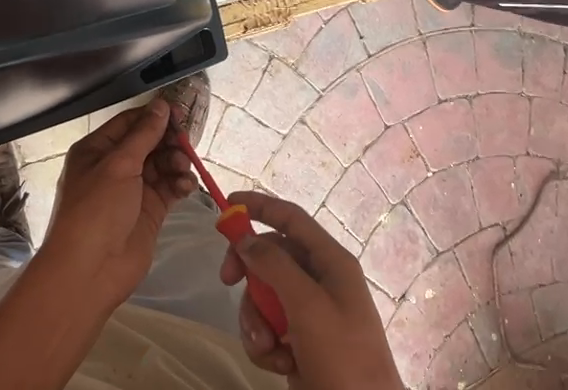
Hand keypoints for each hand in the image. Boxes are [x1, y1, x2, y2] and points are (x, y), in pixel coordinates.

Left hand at [41, 98, 196, 304]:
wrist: (90, 270)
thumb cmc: (96, 209)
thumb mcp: (118, 165)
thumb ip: (144, 135)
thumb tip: (161, 105)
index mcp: (97, 149)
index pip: (129, 123)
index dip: (154, 116)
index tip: (180, 112)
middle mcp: (114, 166)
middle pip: (148, 142)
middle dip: (168, 139)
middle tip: (187, 140)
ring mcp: (132, 189)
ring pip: (161, 164)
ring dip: (175, 161)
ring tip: (183, 168)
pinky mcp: (149, 210)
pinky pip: (169, 188)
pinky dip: (179, 183)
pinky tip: (186, 185)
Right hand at [220, 192, 404, 389]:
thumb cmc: (342, 356)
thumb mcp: (308, 306)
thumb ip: (275, 265)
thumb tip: (246, 239)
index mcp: (331, 262)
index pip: (292, 219)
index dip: (260, 206)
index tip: (228, 204)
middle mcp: (320, 281)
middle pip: (270, 257)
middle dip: (249, 272)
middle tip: (226, 281)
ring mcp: (308, 313)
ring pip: (263, 295)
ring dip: (255, 318)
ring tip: (267, 345)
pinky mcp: (298, 342)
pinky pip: (266, 327)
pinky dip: (264, 344)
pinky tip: (278, 363)